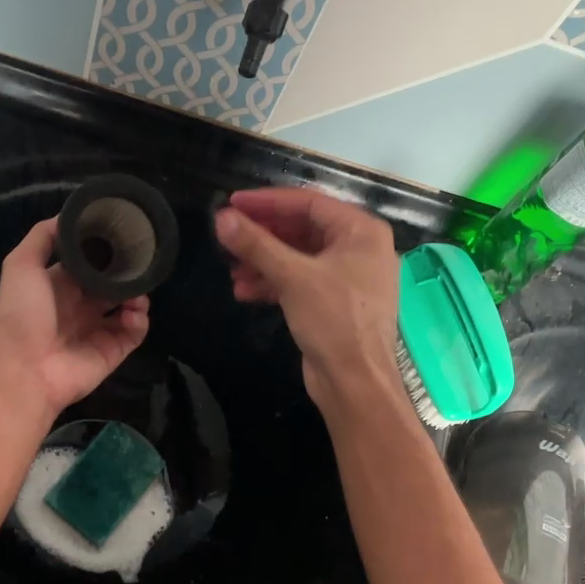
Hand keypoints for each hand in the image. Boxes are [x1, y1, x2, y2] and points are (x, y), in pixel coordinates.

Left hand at [0, 218, 150, 419]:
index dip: (104, 251)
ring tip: (137, 292)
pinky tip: (133, 313)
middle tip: (138, 263)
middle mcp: (79, 306)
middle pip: (111, 284)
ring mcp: (98, 329)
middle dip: (126, 273)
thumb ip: (42, 237)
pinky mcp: (113, 351)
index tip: (120, 237)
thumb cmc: (21, 315)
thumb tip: (69, 217)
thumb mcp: (21, 265)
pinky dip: (140, 320)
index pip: (88, 264)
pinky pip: (135, 332)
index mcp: (59, 285)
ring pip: (128, 307)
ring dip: (138, 296)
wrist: (25, 370)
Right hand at [215, 188, 401, 412]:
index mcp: (362, 232)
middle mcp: (360, 249)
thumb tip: (222, 219)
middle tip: (228, 237)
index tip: (232, 203)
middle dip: (264, 237)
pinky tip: (245, 292)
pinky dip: (275, 283)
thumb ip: (256, 245)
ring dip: (264, 262)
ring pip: (299, 258)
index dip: (268, 202)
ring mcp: (349, 278)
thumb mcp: (293, 277)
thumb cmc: (334, 321)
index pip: (309, 203)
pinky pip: (301, 282)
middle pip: (303, 230)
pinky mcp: (335, 304)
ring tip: (232, 271)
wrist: (355, 381)